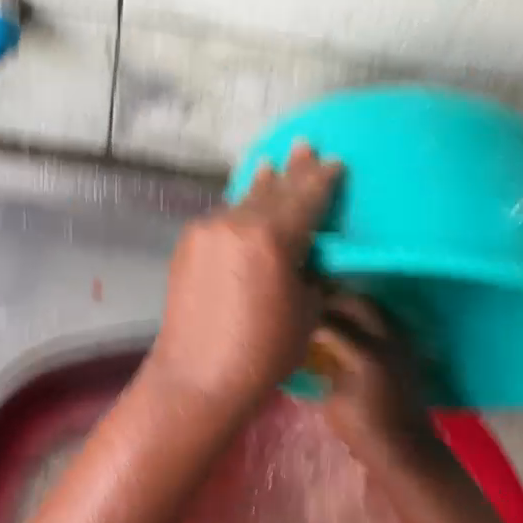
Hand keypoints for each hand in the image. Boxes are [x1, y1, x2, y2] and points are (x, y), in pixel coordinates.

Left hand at [147, 142, 342, 409]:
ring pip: (243, 200)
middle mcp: (236, 223)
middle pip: (273, 189)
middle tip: (304, 145)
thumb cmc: (263, 353)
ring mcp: (207, 231)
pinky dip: (240, 208)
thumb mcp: (306, 311)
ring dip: (262, 184)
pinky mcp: (188, 245)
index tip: (334, 161)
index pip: (305, 197)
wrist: (196, 377)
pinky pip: (223, 217)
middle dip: (292, 170)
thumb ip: (308, 272)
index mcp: (272, 237)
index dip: (323, 178)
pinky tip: (244, 204)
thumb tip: (306, 255)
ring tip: (271, 163)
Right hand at [314, 294, 447, 467]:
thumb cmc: (363, 431)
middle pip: (358, 303)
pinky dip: (369, 319)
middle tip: (314, 305)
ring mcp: (401, 343)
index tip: (293, 317)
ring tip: (332, 312)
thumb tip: (317, 349)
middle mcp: (386, 340)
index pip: (330, 322)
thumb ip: (325, 367)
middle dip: (334, 300)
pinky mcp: (408, 351)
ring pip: (376, 308)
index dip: (309, 318)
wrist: (406, 449)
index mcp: (364, 353)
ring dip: (353, 306)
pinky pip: (387, 322)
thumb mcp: (332, 400)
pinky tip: (354, 328)